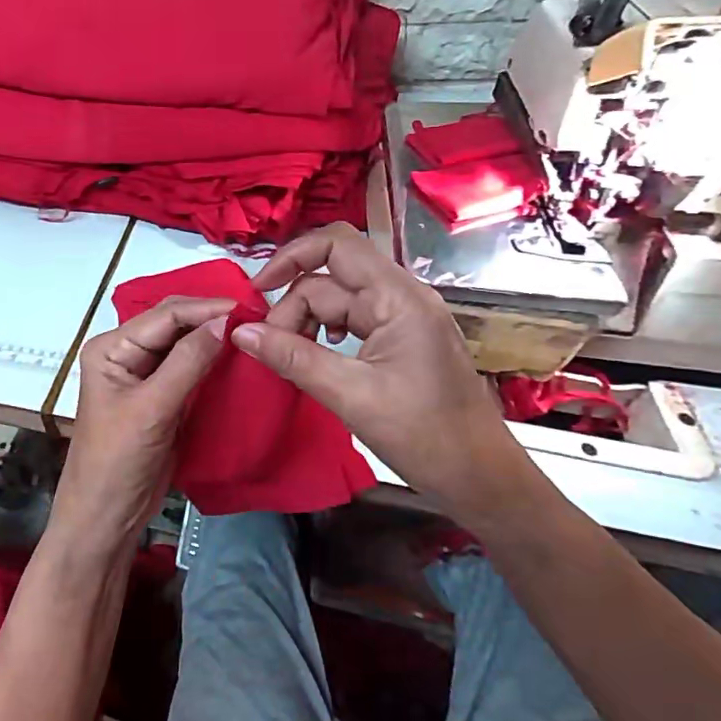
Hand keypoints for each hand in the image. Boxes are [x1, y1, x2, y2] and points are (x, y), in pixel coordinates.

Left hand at [50, 297, 232, 551]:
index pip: (165, 315)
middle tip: (255, 317)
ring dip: (215, 336)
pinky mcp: (163, 394)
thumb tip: (225, 323)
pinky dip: (214, 359)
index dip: (206, 309)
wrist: (108, 519)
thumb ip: (187, 362)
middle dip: (211, 317)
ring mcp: (146, 373)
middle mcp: (127, 352)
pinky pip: (192, 366)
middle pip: (175, 323)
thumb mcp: (152, 409)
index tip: (248, 309)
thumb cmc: (117, 463)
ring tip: (252, 330)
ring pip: (186, 342)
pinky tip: (238, 356)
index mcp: (112, 347)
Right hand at [231, 223, 524, 518]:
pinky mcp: (400, 337)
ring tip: (288, 358)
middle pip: (331, 276)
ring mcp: (402, 315)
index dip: (291, 257)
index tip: (257, 292)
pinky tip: (315, 358)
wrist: (480, 475)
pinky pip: (352, 319)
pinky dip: (325, 333)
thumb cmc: (425, 436)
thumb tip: (241, 333)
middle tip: (268, 349)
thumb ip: (294, 359)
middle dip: (293, 305)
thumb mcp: (351, 396)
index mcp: (399, 297)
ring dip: (306, 321)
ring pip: (338, 299)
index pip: (337, 244)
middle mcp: (401, 295)